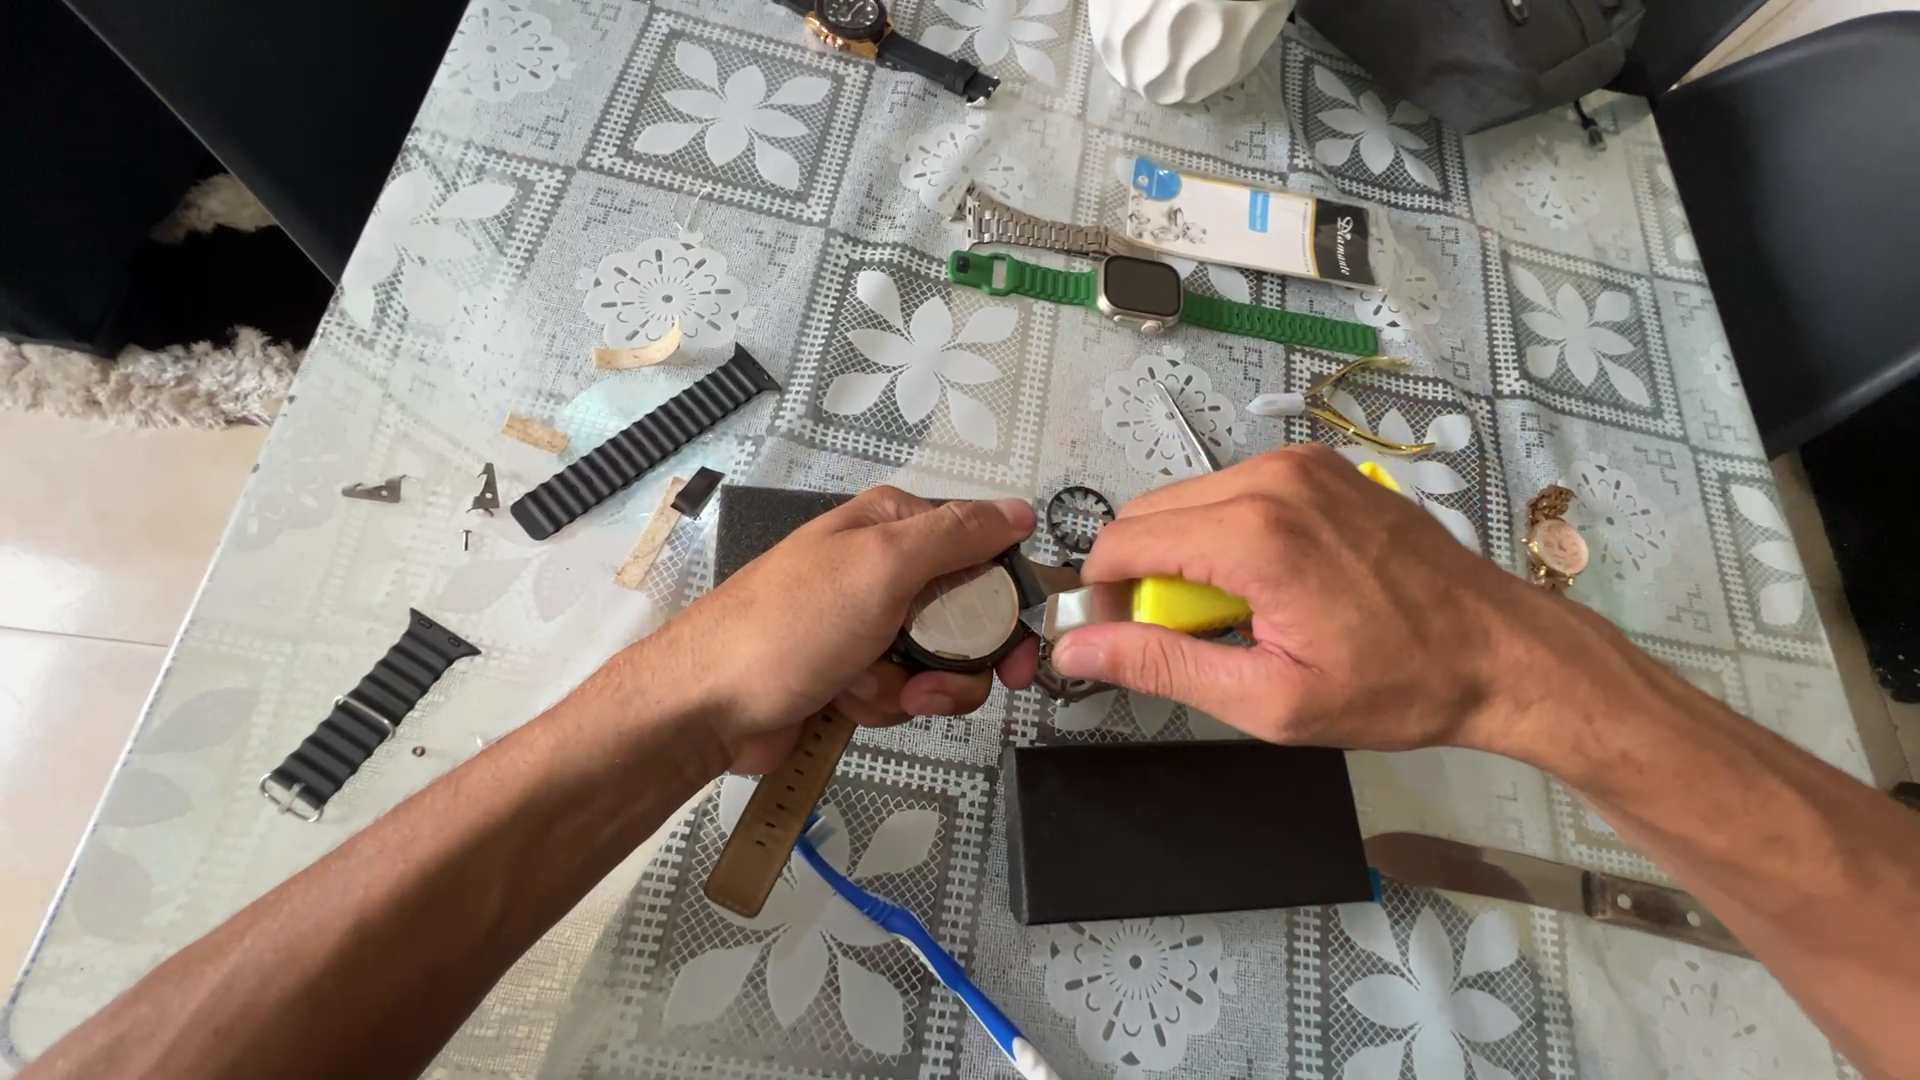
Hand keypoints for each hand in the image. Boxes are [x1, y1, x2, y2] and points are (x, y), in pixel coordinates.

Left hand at [648, 487, 1038, 771]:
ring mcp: (871, 623)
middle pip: (967, 614)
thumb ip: (956, 535)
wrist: (707, 706)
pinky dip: (883, 701)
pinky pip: (905, 688)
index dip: (1007, 599)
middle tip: (936, 684)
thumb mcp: (880, 565)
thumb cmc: (794, 625)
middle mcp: (886, 568)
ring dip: (913, 685)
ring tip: (865, 688)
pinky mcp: (858, 671)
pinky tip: (845, 700)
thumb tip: (1020, 510)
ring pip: (940, 659)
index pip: (981, 549)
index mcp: (893, 526)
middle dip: (956, 658)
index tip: (1018, 648)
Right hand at [1049, 445, 1581, 752]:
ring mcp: (1295, 463)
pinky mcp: (1314, 465)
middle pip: (1146, 515)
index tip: (1125, 634)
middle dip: (1142, 574)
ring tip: (1234, 608)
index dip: (1104, 592)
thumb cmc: (1392, 687)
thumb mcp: (1266, 699)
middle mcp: (1268, 479)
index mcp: (1253, 534)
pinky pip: (1227, 492)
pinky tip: (1264, 578)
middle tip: (1188, 630)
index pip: (1121, 542)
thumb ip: (1158, 665)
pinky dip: (1219, 534)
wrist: (1505, 651)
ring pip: (1184, 502)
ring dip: (1181, 554)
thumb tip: (1074, 649)